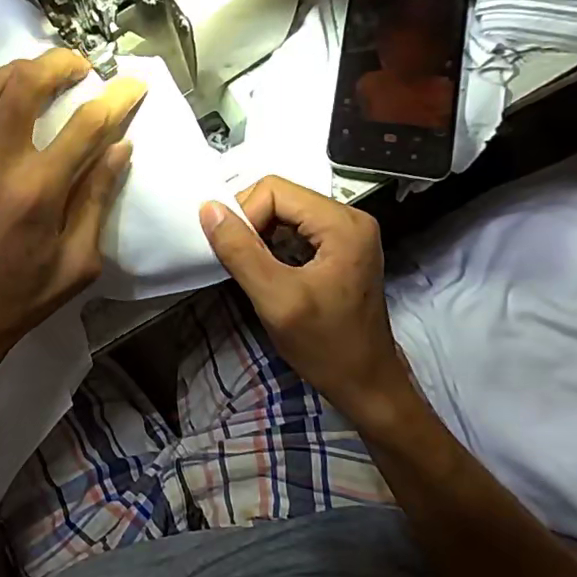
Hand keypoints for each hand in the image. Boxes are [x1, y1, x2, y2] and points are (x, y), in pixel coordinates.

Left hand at [0, 48, 143, 401]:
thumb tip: (120, 147)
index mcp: (38, 193)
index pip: (85, 126)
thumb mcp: (79, 261)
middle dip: (59, 64)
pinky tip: (2, 93)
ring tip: (43, 73)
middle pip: (25, 86)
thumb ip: (98, 198)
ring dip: (18, 70)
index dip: (116, 98)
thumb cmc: (24, 296)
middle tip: (80, 67)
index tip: (133, 84)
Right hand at [199, 176, 411, 422]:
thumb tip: (209, 210)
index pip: (274, 191)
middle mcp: (349, 218)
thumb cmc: (326, 346)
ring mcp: (347, 234)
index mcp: (342, 224)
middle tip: (237, 260)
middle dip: (250, 224)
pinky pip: (296, 230)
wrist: (367, 385)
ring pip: (285, 213)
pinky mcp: (340, 249)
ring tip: (250, 268)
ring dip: (259, 235)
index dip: (244, 215)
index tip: (232, 252)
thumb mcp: (276, 300)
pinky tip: (267, 271)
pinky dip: (273, 244)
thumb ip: (241, 251)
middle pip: (281, 197)